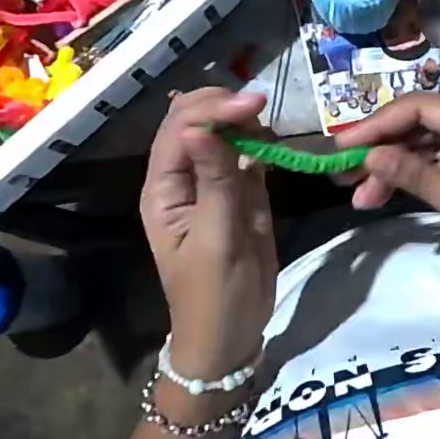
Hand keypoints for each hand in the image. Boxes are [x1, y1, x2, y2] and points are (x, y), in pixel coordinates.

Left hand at [139, 89, 276, 380]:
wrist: (231, 335)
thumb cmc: (214, 295)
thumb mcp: (216, 239)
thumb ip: (214, 181)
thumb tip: (199, 128)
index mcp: (164, 190)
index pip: (180, 132)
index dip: (212, 110)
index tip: (253, 103)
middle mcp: (185, 181)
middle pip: (197, 125)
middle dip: (225, 109)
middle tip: (263, 109)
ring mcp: (215, 187)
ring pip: (224, 138)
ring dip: (246, 125)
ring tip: (271, 129)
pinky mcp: (243, 198)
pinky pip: (249, 161)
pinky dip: (262, 148)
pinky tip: (275, 147)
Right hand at [336, 94, 439, 287]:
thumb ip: (417, 176)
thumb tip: (369, 157)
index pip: (421, 108)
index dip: (378, 124)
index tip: (343, 146)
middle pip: (419, 126)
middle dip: (380, 150)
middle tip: (341, 175)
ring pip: (424, 148)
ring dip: (391, 169)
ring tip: (357, 196)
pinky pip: (437, 166)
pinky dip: (411, 180)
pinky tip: (383, 196)